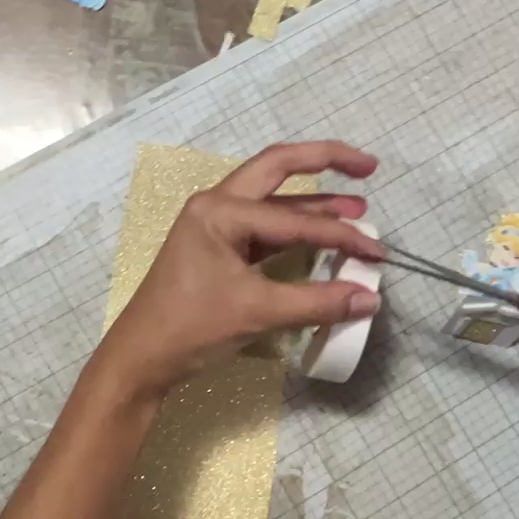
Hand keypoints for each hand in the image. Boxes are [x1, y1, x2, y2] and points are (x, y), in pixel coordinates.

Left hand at [97, 141, 386, 396]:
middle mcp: (216, 205)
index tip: (376, 254)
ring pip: (273, 199)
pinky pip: (266, 227)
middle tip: (368, 165)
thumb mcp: (257, 312)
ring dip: (314, 200)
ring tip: (357, 206)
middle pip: (278, 167)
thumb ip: (317, 303)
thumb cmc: (191, 327)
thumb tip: (370, 300)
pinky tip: (322, 236)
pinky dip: (296, 227)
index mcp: (220, 210)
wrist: (142, 357)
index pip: (294, 218)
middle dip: (324, 161)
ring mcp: (216, 224)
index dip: (341, 235)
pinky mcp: (220, 247)